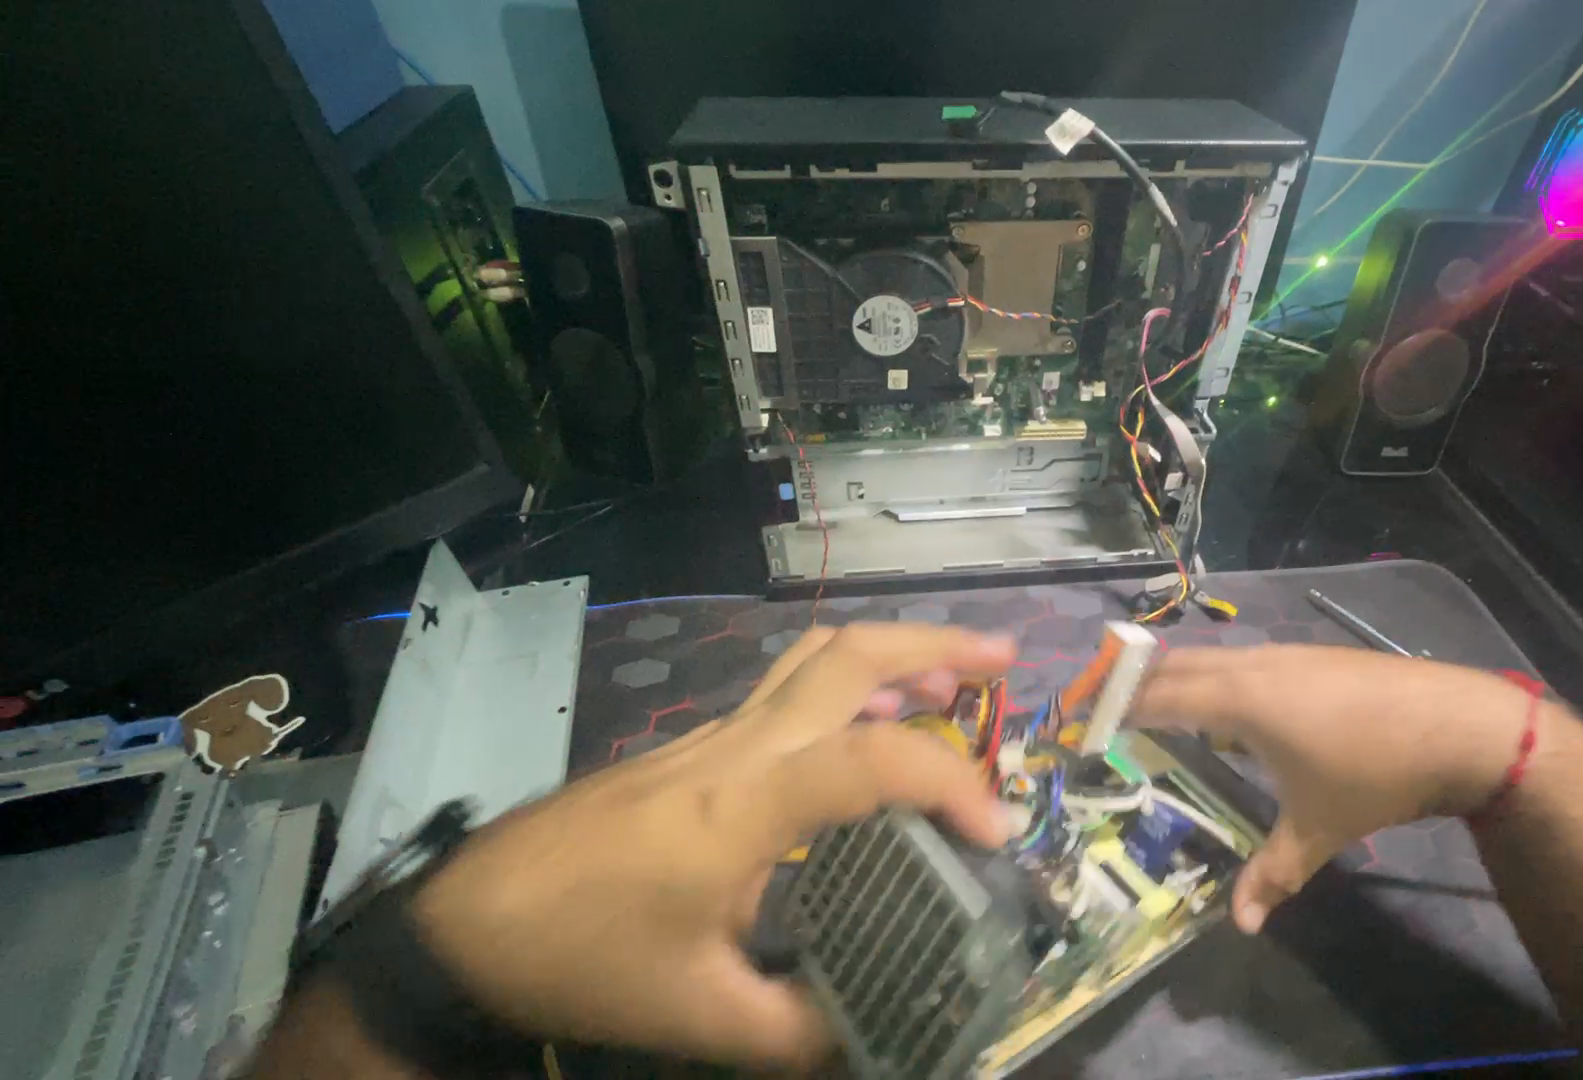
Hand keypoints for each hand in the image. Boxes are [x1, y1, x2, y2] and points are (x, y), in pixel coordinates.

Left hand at [407, 623, 1017, 1066]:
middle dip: (935, 644)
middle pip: (850, 656)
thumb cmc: (581, 954)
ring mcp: (723, 732)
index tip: (993, 832)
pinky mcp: (709, 740)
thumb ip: (795, 1028)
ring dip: (895, 649)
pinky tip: (875, 720)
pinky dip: (855, 683)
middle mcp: (745, 746)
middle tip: (1002, 658)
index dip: (948, 785)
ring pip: (820, 656)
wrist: (474, 914)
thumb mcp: (695, 1013)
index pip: (871, 762)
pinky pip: (795, 686)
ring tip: (955, 674)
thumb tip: (870, 1035)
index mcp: (746, 807)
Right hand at [1133, 646, 1535, 932]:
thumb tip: (1240, 924)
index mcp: (1239, 699)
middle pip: (1173, 663)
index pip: (1158, 694)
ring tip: (1148, 704)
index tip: (1083, 717)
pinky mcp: (1306, 655)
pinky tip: (1221, 709)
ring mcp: (1280, 653)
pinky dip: (1208, 676)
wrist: (1462, 725)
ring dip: (1172, 675)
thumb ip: (1274, 871)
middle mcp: (1250, 665)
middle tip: (1099, 704)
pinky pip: (1236, 660)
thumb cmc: (1377, 774)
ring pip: (1207, 657)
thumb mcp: (1320, 827)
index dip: (1116, 704)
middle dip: (1132, 680)